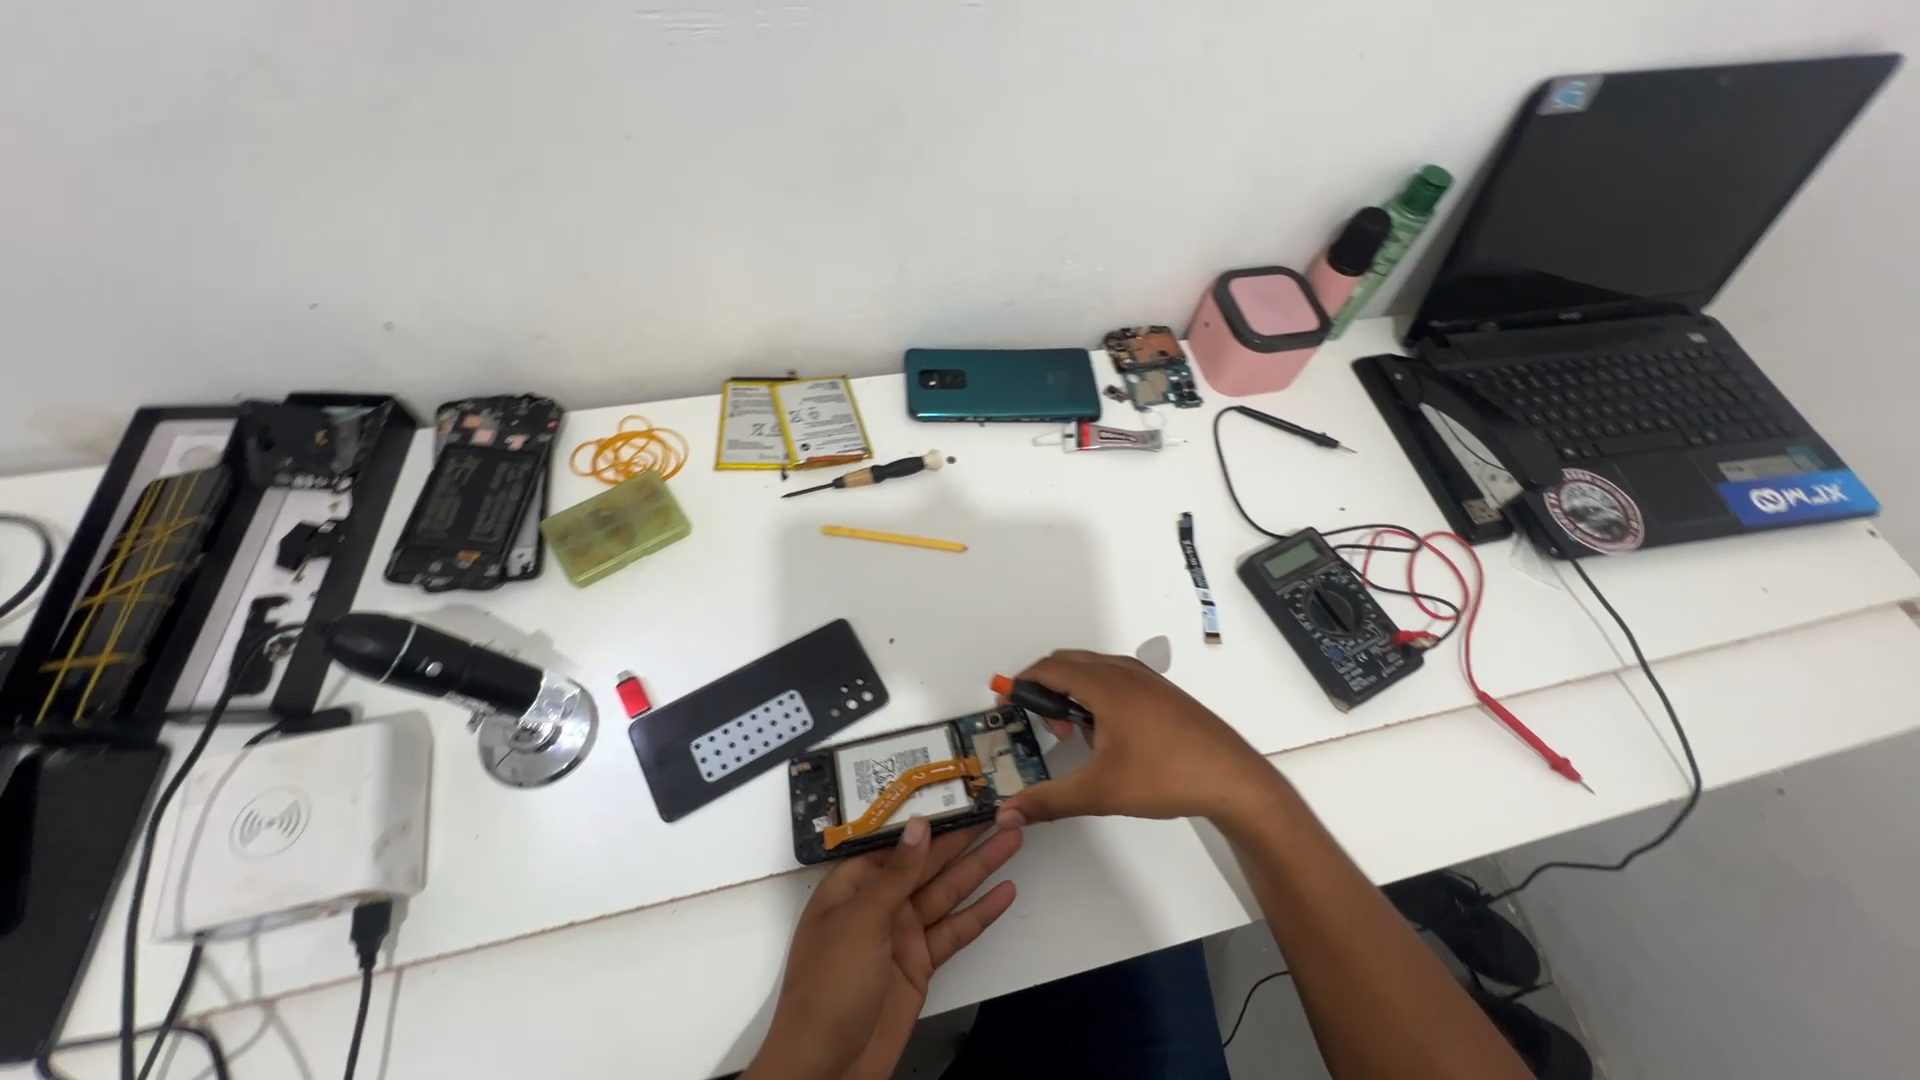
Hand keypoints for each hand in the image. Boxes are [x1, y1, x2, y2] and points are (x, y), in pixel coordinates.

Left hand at [744, 818, 1022, 1079]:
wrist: (826, 1068)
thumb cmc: (829, 987)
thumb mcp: (860, 922)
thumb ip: (895, 874)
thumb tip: (917, 826)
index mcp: (853, 886)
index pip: (896, 842)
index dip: (928, 819)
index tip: (960, 795)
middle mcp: (879, 904)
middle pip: (928, 864)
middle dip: (964, 839)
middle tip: (1001, 811)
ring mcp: (902, 935)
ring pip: (948, 892)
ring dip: (981, 868)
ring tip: (1014, 839)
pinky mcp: (920, 965)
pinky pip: (955, 931)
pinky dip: (981, 913)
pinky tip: (1005, 892)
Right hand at [996, 649, 1284, 827]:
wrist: (1233, 779)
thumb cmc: (1165, 777)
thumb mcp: (1099, 792)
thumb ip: (1048, 800)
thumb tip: (1009, 813)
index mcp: (1105, 684)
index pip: (1047, 668)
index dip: (1020, 684)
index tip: (1006, 708)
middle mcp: (1123, 671)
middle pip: (1067, 663)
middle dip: (1045, 689)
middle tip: (1043, 727)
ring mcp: (1146, 678)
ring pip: (1092, 670)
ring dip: (1071, 692)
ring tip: (1075, 735)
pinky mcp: (1161, 692)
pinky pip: (1114, 678)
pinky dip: (1095, 694)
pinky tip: (1107, 735)